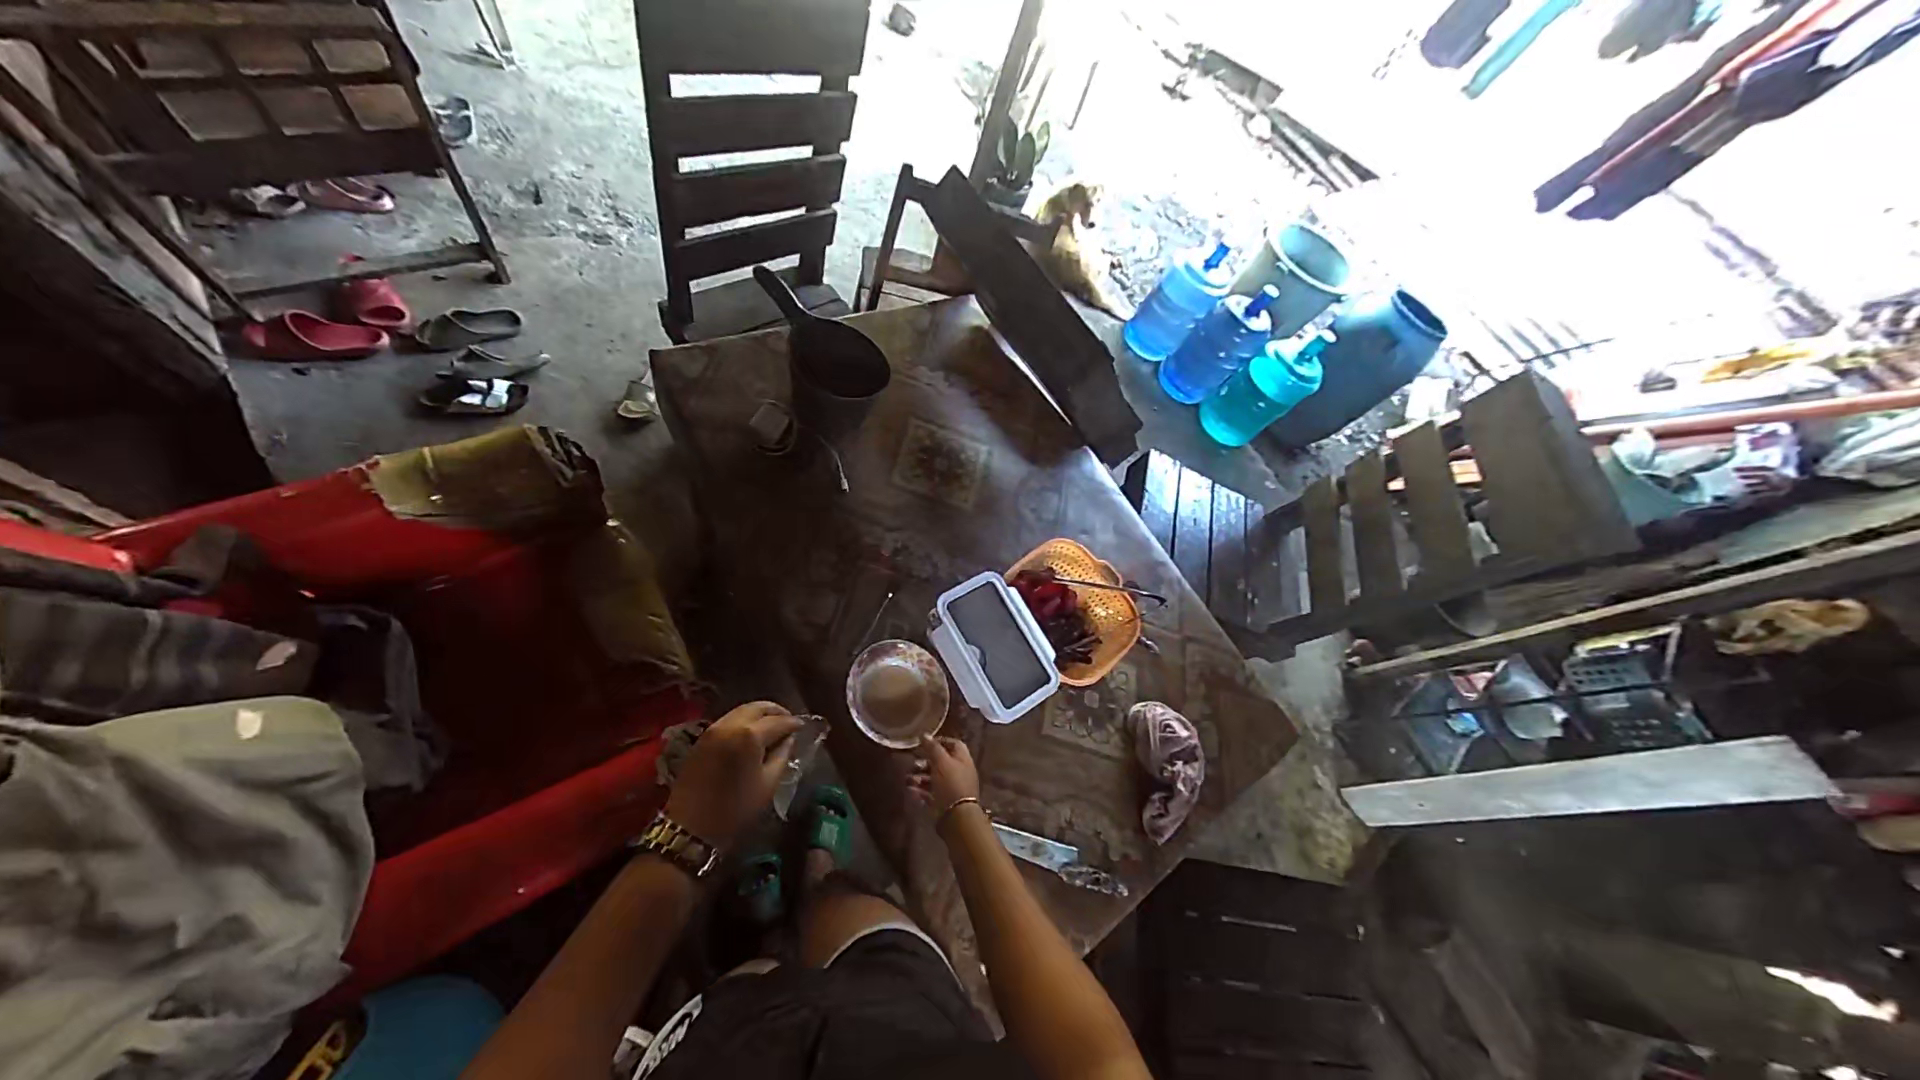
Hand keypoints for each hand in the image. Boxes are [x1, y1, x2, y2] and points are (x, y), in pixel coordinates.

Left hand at [666, 701, 801, 848]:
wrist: (690, 827)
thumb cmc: (735, 809)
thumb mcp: (768, 784)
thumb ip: (782, 755)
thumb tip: (788, 739)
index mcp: (749, 735)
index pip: (778, 721)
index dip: (793, 723)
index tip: (802, 727)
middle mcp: (730, 724)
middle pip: (758, 707)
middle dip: (776, 711)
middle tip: (788, 721)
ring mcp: (713, 729)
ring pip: (742, 710)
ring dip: (759, 714)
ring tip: (771, 727)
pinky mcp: (702, 738)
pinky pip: (728, 719)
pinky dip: (743, 720)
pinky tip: (751, 733)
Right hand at [907, 735, 979, 819]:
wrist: (956, 817)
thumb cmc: (951, 783)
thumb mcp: (941, 761)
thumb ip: (932, 748)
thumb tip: (924, 734)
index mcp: (963, 759)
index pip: (953, 744)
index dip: (939, 741)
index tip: (924, 743)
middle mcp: (959, 772)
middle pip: (941, 762)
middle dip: (925, 761)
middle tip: (913, 763)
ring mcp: (951, 788)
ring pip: (934, 779)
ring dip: (920, 777)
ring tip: (908, 779)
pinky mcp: (944, 802)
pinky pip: (930, 793)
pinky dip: (920, 791)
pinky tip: (910, 790)